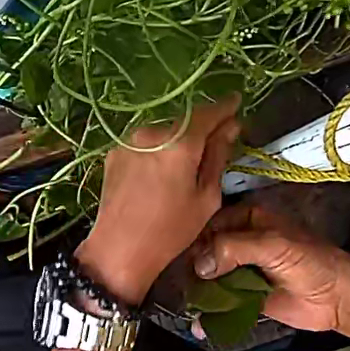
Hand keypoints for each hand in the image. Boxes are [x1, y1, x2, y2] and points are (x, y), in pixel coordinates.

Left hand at [76, 97, 241, 304]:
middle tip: (217, 141)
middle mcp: (150, 133)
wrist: (118, 249)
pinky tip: (159, 173)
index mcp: (178, 144)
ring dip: (177, 139)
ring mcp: (127, 141)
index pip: (206, 113)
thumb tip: (230, 127)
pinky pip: (143, 143)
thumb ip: (217, 156)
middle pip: (183, 122)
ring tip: (185, 165)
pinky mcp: (114, 152)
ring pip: (162, 131)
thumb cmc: (170, 230)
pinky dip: (156, 149)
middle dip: (201, 127)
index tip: (236, 101)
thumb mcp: (206, 197)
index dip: (224, 107)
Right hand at [191, 202, 349, 333]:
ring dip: (197, 292)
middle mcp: (238, 241)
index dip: (196, 241)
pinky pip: (221, 301)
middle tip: (182, 285)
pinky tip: (199, 324)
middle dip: (193, 269)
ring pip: (209, 277)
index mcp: (244, 219)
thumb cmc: (308, 261)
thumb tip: (198, 267)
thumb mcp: (270, 246)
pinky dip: (209, 313)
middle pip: (205, 252)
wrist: (338, 298)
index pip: (209, 225)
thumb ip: (233, 249)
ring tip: (186, 305)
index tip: (184, 259)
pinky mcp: (243, 296)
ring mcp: (239, 270)